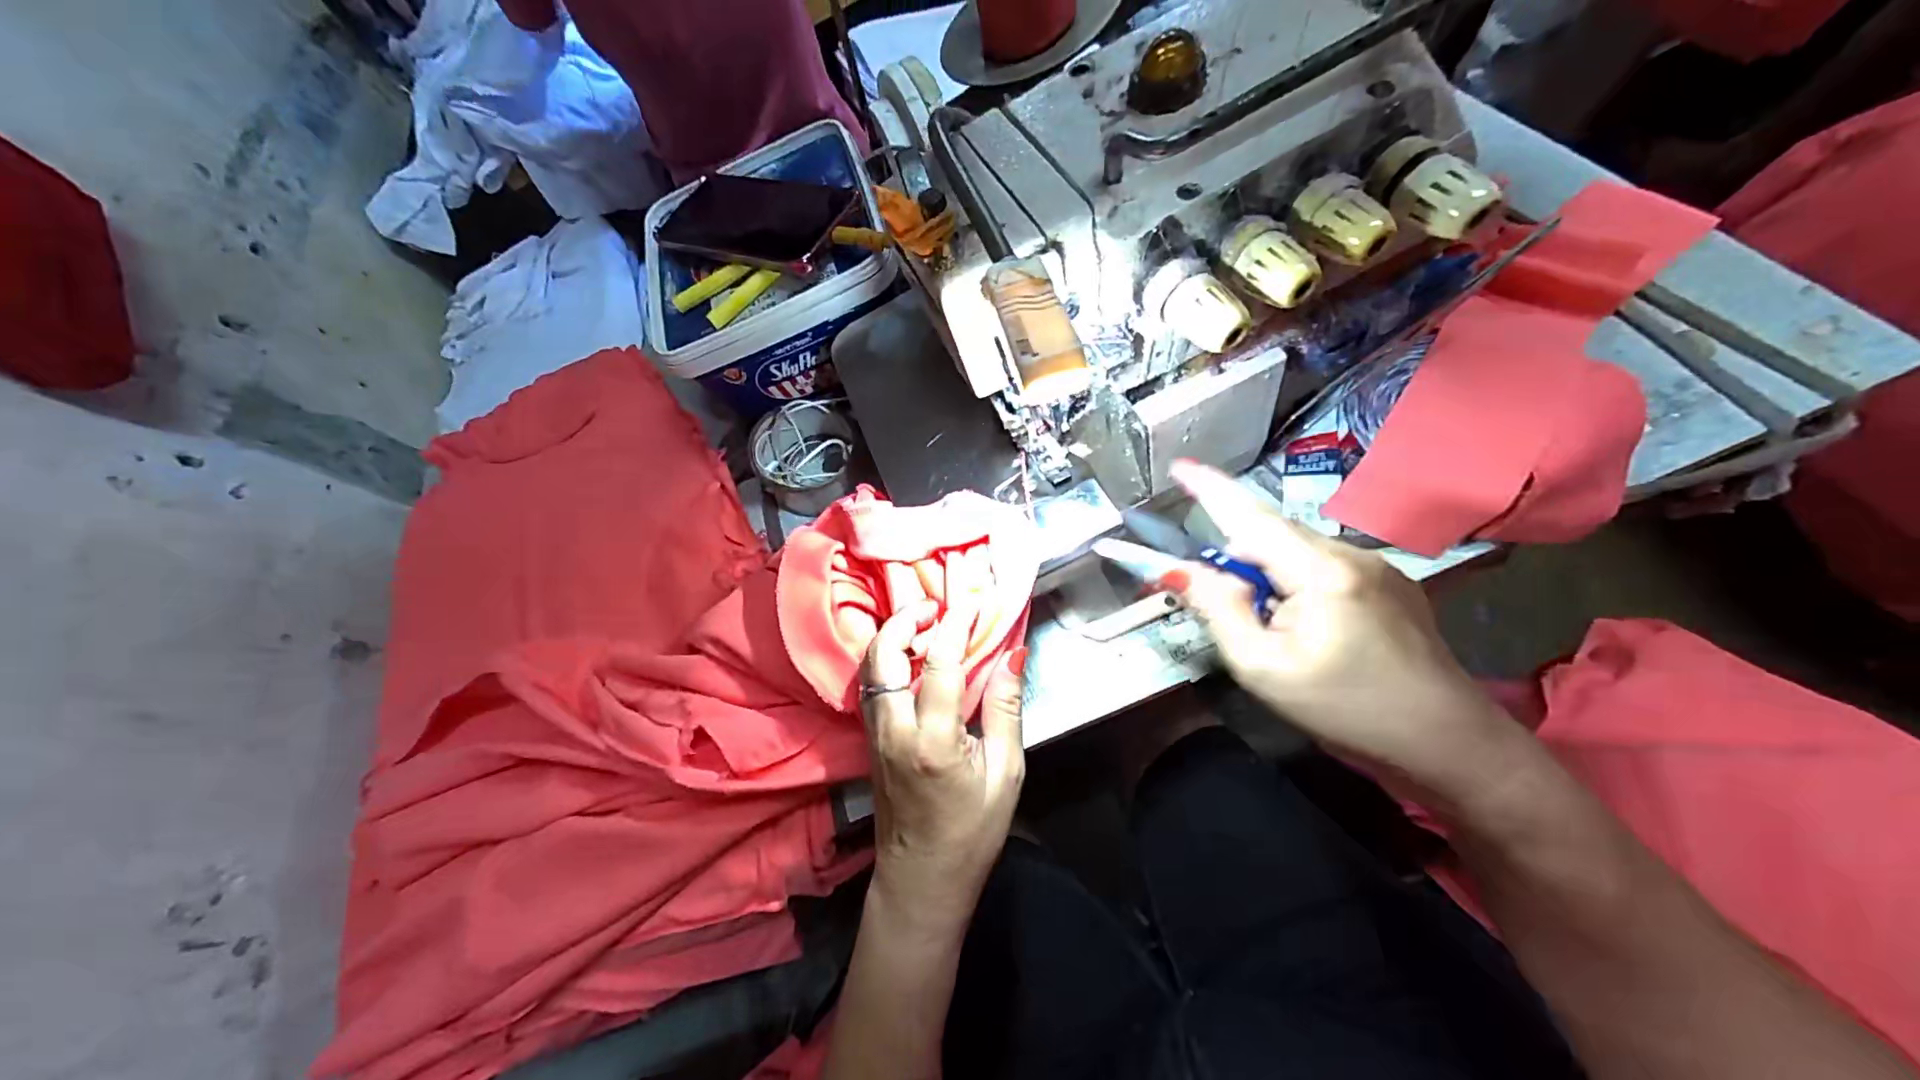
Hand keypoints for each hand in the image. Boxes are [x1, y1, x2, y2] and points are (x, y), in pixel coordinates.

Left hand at [859, 596, 1026, 927]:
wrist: (921, 878)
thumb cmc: (972, 832)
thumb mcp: (1006, 774)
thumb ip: (1007, 709)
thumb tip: (1013, 656)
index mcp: (933, 741)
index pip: (938, 663)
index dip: (955, 626)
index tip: (972, 606)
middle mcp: (893, 731)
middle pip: (883, 656)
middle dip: (905, 620)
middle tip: (935, 608)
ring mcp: (874, 736)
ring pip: (869, 669)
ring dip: (891, 637)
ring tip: (923, 625)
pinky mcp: (869, 742)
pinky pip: (870, 687)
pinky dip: (885, 660)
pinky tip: (910, 658)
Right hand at [1167, 460, 1528, 802]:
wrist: (1448, 743)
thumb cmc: (1347, 709)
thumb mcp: (1265, 668)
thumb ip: (1221, 612)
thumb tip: (1182, 569)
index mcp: (1322, 571)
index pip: (1251, 518)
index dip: (1210, 490)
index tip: (1179, 467)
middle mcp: (1352, 554)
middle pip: (1273, 537)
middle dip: (1235, 555)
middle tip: (1209, 593)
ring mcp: (1378, 567)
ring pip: (1298, 554)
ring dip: (1267, 575)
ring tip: (1268, 628)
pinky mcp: (1391, 585)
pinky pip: (1324, 568)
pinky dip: (1296, 583)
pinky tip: (1305, 627)